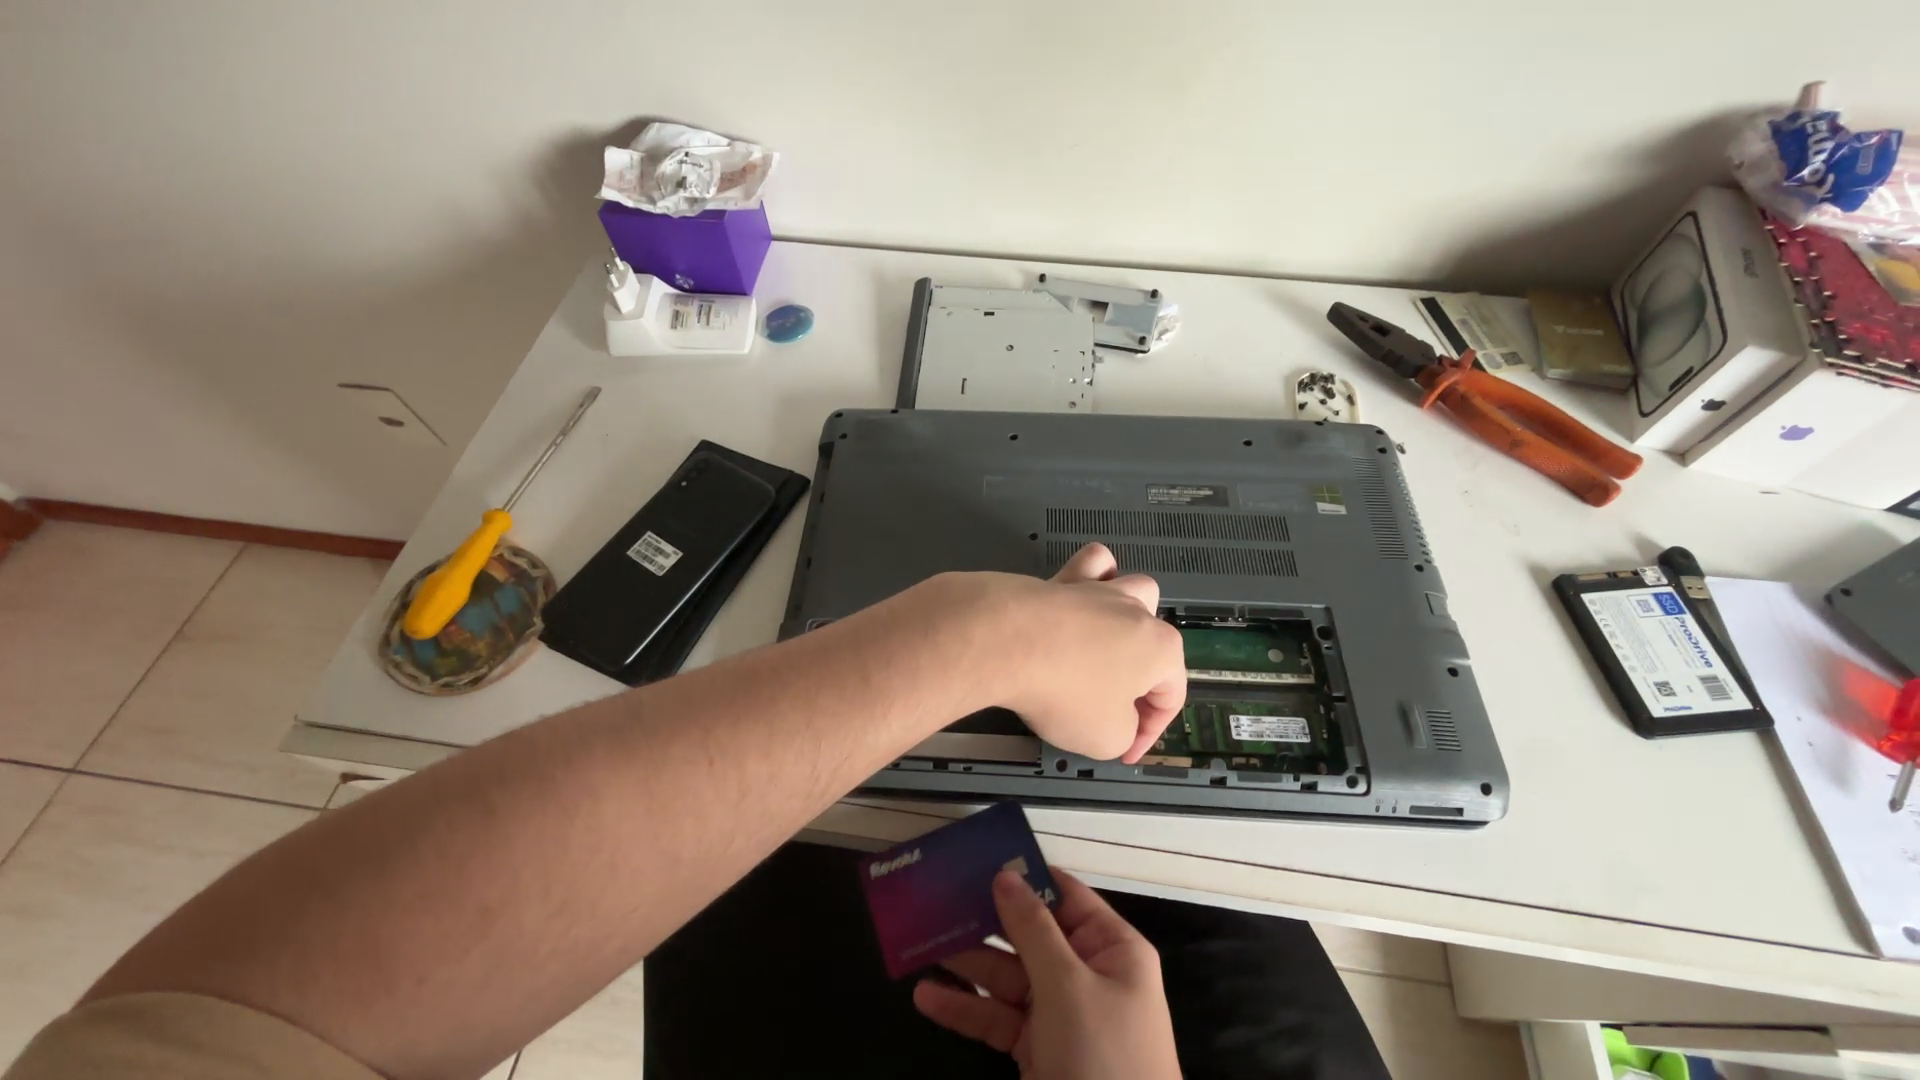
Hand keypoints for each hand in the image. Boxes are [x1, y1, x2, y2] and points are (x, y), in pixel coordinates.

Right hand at [913, 869, 1181, 1079]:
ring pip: (1007, 976)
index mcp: (1111, 948)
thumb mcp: (1068, 986)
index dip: (1025, 876)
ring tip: (921, 942)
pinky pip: (997, 1017)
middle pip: (1029, 935)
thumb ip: (1032, 929)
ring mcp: (1061, 1013)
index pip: (1064, 896)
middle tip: (938, 898)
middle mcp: (1087, 973)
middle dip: (985, 920)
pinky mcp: (1038, 1049)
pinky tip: (927, 996)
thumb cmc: (1104, 1055)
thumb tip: (1005, 875)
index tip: (980, 858)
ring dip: (967, 963)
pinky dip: (965, 1008)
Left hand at [931, 542, 1185, 762]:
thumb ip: (1123, 734)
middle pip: (1155, 643)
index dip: (1148, 733)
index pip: (1170, 696)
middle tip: (1111, 706)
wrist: (1005, 643)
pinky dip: (1094, 577)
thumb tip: (1115, 725)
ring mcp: (1098, 590)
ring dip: (1130, 621)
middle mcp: (1135, 611)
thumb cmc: (1063, 689)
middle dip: (1141, 677)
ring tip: (1106, 651)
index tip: (1123, 752)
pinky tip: (1084, 599)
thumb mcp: (1106, 738)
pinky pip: (1091, 565)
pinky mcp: (1062, 581)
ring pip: (1133, 592)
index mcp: (1160, 649)